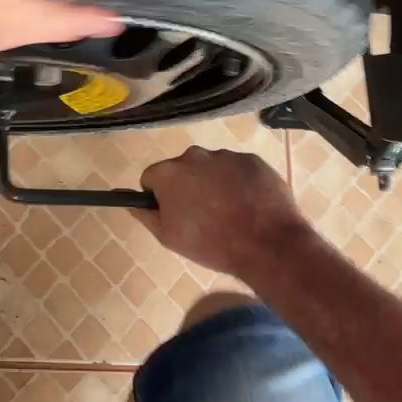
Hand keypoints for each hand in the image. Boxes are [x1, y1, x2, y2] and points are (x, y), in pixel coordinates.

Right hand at [135, 148, 315, 278]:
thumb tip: (133, 204)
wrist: (268, 245)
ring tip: (230, 213)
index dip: (158, 198)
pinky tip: (249, 206)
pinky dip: (239, 183)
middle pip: (182, 170)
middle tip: (202, 216)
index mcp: (168, 172)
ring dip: (213, 184)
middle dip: (187, 187)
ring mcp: (226, 156)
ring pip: (211, 168)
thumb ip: (147, 216)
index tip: (173, 214)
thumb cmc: (211, 244)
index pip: (152, 178)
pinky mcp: (253, 160)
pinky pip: (237, 170)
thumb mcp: (169, 238)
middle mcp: (194, 155)